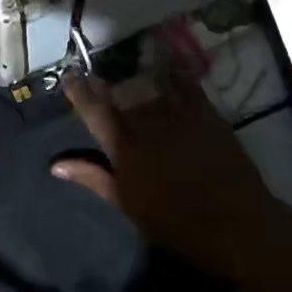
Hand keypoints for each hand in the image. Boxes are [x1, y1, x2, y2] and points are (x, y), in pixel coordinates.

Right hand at [52, 69, 280, 274]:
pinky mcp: (206, 114)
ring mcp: (178, 116)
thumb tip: (56, 165)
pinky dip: (174, 73)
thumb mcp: (128, 205)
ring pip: (150, 84)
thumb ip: (93, 177)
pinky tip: (167, 66)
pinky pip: (186, 84)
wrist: (236, 224)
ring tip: (126, 70)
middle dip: (104, 82)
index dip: (79, 91)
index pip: (94, 112)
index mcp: (125, 150)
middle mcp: (148, 125)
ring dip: (135, 75)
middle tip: (94, 73)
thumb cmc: (177, 224)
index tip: (69, 74)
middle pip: (120, 93)